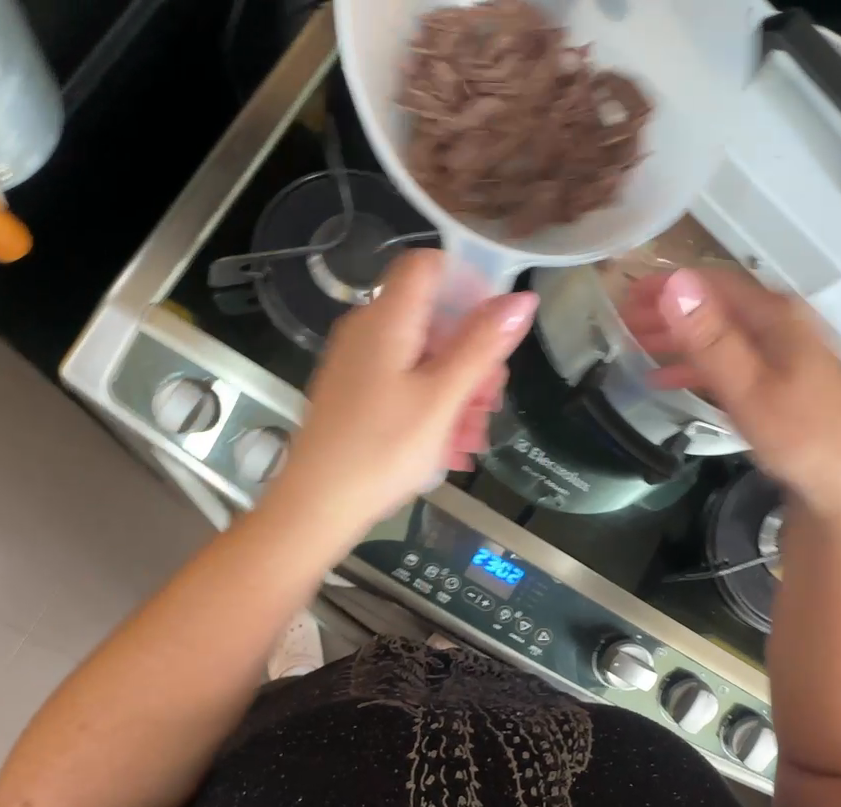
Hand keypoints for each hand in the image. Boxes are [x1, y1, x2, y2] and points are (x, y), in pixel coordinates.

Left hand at [264, 250, 536, 537]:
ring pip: (423, 358)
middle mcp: (368, 332)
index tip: (496, 328)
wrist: (318, 506)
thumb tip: (522, 298)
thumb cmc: (382, 450)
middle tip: (491, 401)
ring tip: (472, 437)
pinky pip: (405, 385)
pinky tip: (450, 447)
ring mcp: (360, 365)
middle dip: (472, 356)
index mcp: (386, 320)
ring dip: (458, 390)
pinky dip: (433, 407)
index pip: (429, 266)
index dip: (469, 284)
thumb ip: (481, 346)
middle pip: (433, 319)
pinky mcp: (356, 396)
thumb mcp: (442, 399)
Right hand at [622, 268, 840, 516]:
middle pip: (716, 308)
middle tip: (623, 319)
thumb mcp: (747, 388)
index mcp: (778, 318)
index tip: (627, 292)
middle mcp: (782, 328)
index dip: (668, 285)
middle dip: (668, 312)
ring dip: (678, 339)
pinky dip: (696, 368)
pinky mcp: (780, 385)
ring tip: (636, 345)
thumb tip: (675, 285)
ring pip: (720, 337)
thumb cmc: (800, 439)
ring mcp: (783, 357)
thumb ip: (710, 338)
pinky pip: (729, 365)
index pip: (714, 284)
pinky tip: (667, 380)